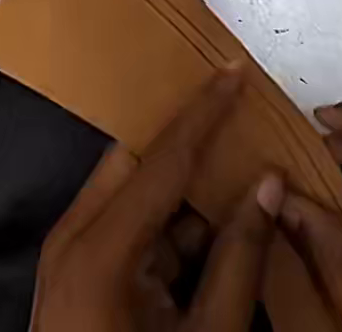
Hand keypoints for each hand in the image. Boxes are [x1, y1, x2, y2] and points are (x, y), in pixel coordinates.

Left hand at [33, 68, 282, 331]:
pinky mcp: (81, 271)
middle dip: (195, 142)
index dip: (205, 110)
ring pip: (139, 191)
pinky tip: (215, 225)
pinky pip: (133, 222)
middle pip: (143, 163)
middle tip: (241, 116)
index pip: (164, 157)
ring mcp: (73, 255)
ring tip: (239, 173)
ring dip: (189, 186)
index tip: (232, 70)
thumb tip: (268, 186)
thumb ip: (241, 255)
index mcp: (100, 251)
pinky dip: (174, 220)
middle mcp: (77, 238)